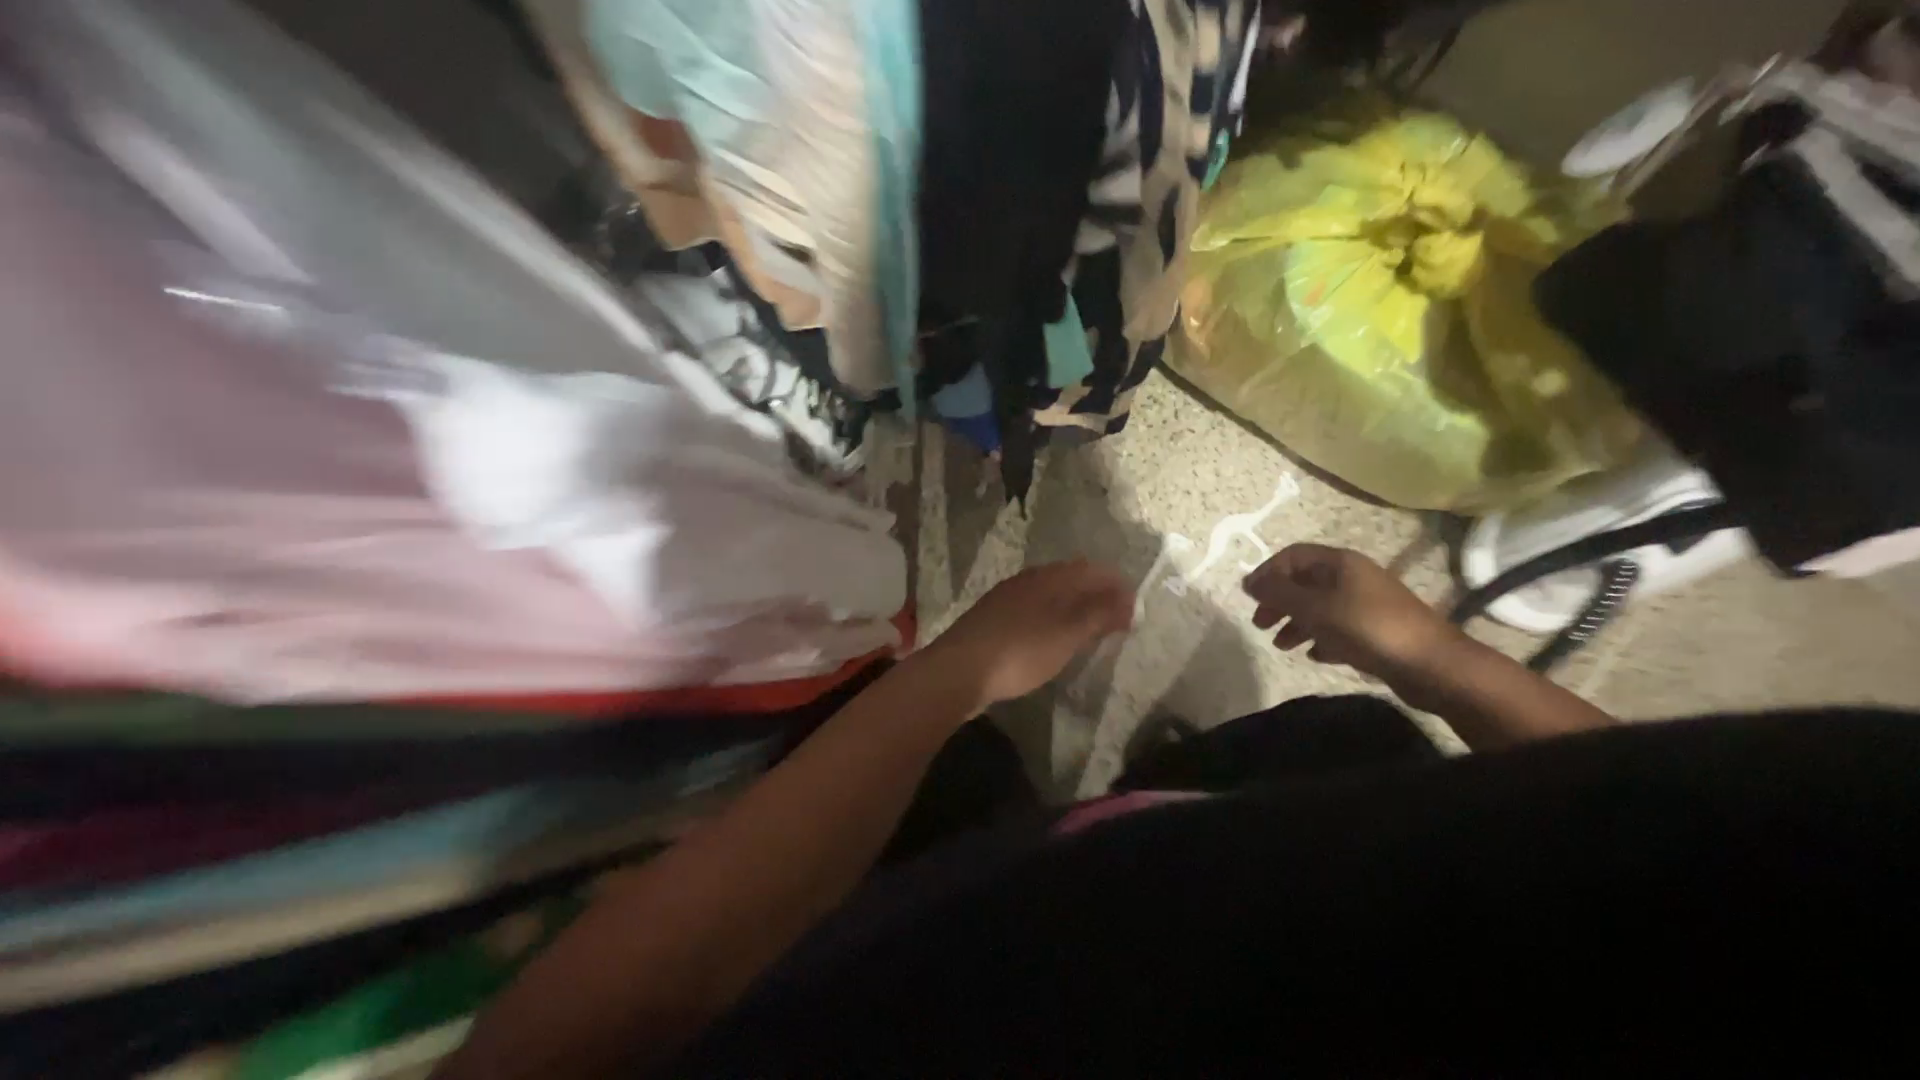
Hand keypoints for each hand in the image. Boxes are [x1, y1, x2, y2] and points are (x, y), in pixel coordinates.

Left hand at [922, 560, 1134, 709]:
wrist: (958, 671)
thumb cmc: (1019, 652)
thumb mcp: (1067, 635)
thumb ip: (1099, 616)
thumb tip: (1127, 601)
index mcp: (1048, 578)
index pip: (1092, 569)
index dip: (1117, 585)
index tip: (1135, 608)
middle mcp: (1028, 580)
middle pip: (1071, 579)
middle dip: (1097, 595)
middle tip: (1118, 620)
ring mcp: (1007, 599)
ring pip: (1051, 595)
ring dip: (1075, 608)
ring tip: (1092, 631)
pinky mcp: (994, 620)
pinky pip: (1035, 611)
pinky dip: (1054, 620)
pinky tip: (1054, 640)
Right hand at [1242, 544, 1464, 683]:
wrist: (1429, 663)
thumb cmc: (1366, 627)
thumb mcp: (1315, 608)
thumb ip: (1279, 594)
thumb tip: (1249, 583)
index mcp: (1339, 563)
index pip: (1293, 556)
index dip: (1267, 572)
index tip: (1248, 597)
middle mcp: (1353, 578)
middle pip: (1305, 582)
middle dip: (1279, 601)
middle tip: (1260, 624)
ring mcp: (1366, 604)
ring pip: (1320, 608)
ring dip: (1297, 623)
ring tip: (1281, 645)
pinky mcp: (1375, 631)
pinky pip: (1339, 629)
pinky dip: (1321, 639)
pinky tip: (1315, 655)